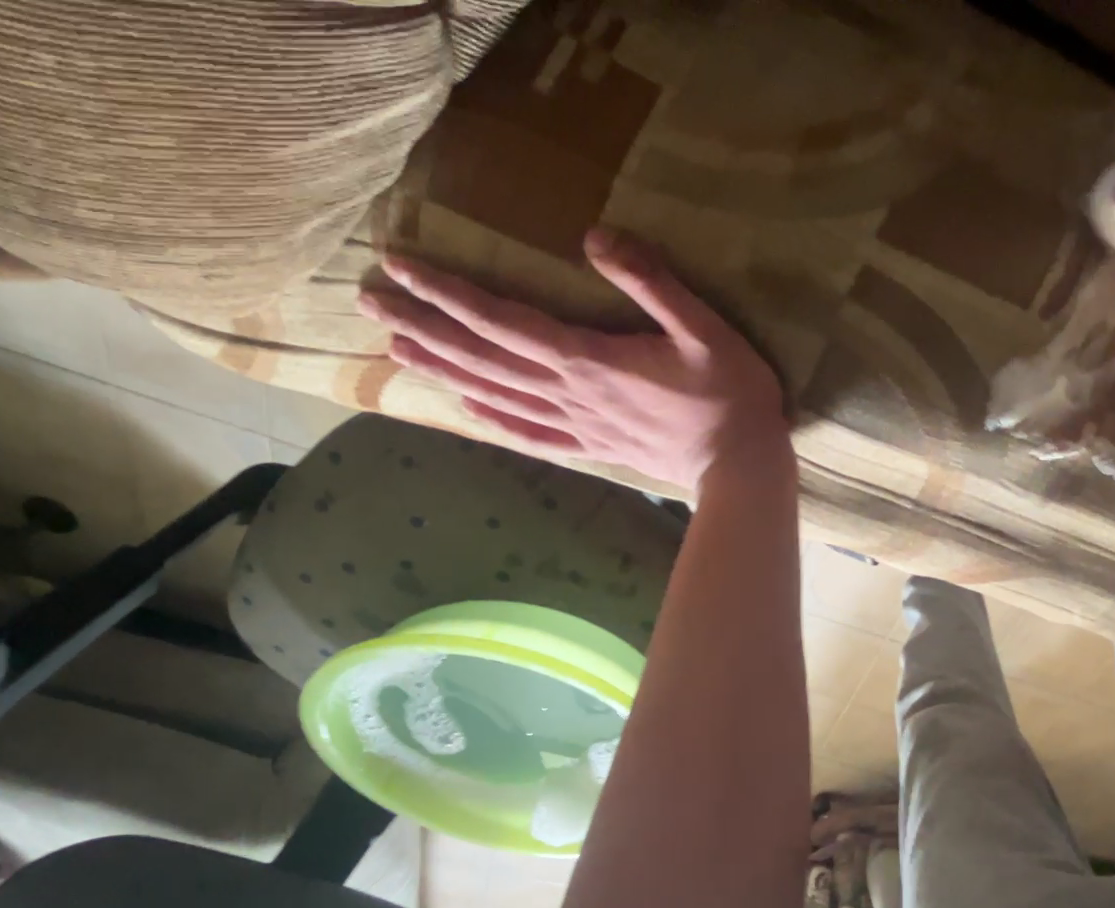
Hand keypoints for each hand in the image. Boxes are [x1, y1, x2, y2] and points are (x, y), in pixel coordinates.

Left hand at [358, 226, 789, 493]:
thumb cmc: (732, 393)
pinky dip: (496, 421)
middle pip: (485, 358)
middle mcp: (571, 393)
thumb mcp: (704, 327)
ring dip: (447, 372)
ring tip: (397, 351)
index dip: (449, 293)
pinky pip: (534, 435)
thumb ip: (651, 282)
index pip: (503, 321)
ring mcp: (581, 426)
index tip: (399, 266)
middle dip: (426, 328)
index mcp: (591, 359)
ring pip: (498, 395)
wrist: (744, 465)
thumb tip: (594, 236)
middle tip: (370, 304)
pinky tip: (470, 411)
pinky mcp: (597, 448)